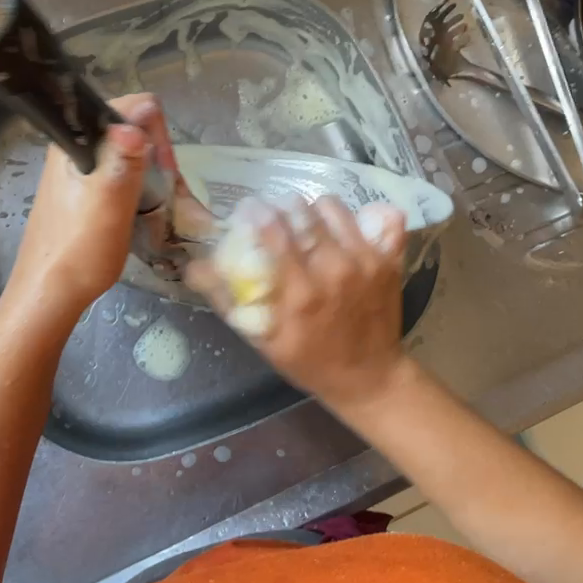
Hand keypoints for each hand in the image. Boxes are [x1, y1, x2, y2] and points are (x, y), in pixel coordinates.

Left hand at [4, 93, 177, 316]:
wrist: (48, 295)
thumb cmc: (79, 251)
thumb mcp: (109, 201)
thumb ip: (126, 155)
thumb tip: (146, 104)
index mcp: (72, 141)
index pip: (126, 107)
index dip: (154, 130)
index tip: (164, 168)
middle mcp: (70, 148)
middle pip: (124, 127)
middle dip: (152, 152)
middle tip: (162, 189)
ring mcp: (73, 171)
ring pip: (121, 153)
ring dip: (145, 171)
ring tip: (154, 201)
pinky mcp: (78, 192)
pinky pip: (114, 174)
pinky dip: (133, 186)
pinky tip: (136, 210)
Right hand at [186, 196, 409, 409]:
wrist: (369, 376)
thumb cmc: (309, 361)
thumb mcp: (262, 340)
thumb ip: (228, 300)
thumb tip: (194, 267)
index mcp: (301, 292)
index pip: (273, 230)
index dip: (256, 212)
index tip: (247, 210)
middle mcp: (335, 269)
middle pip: (303, 212)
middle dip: (282, 206)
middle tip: (274, 213)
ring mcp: (366, 262)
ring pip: (333, 208)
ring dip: (313, 209)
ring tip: (305, 220)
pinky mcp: (389, 260)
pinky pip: (376, 218)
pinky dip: (356, 216)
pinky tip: (343, 227)